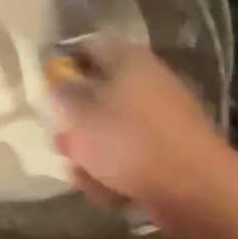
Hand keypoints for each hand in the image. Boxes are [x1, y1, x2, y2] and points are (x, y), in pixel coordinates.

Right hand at [49, 38, 236, 225]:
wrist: (193, 189)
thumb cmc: (128, 141)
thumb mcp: (80, 113)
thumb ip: (62, 93)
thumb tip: (57, 79)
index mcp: (129, 61)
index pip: (88, 47)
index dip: (62, 64)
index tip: (44, 87)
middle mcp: (148, 83)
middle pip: (98, 95)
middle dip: (75, 122)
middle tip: (62, 140)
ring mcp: (160, 120)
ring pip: (110, 131)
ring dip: (90, 154)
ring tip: (83, 175)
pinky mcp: (168, 153)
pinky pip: (129, 157)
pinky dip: (114, 173)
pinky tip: (107, 191)